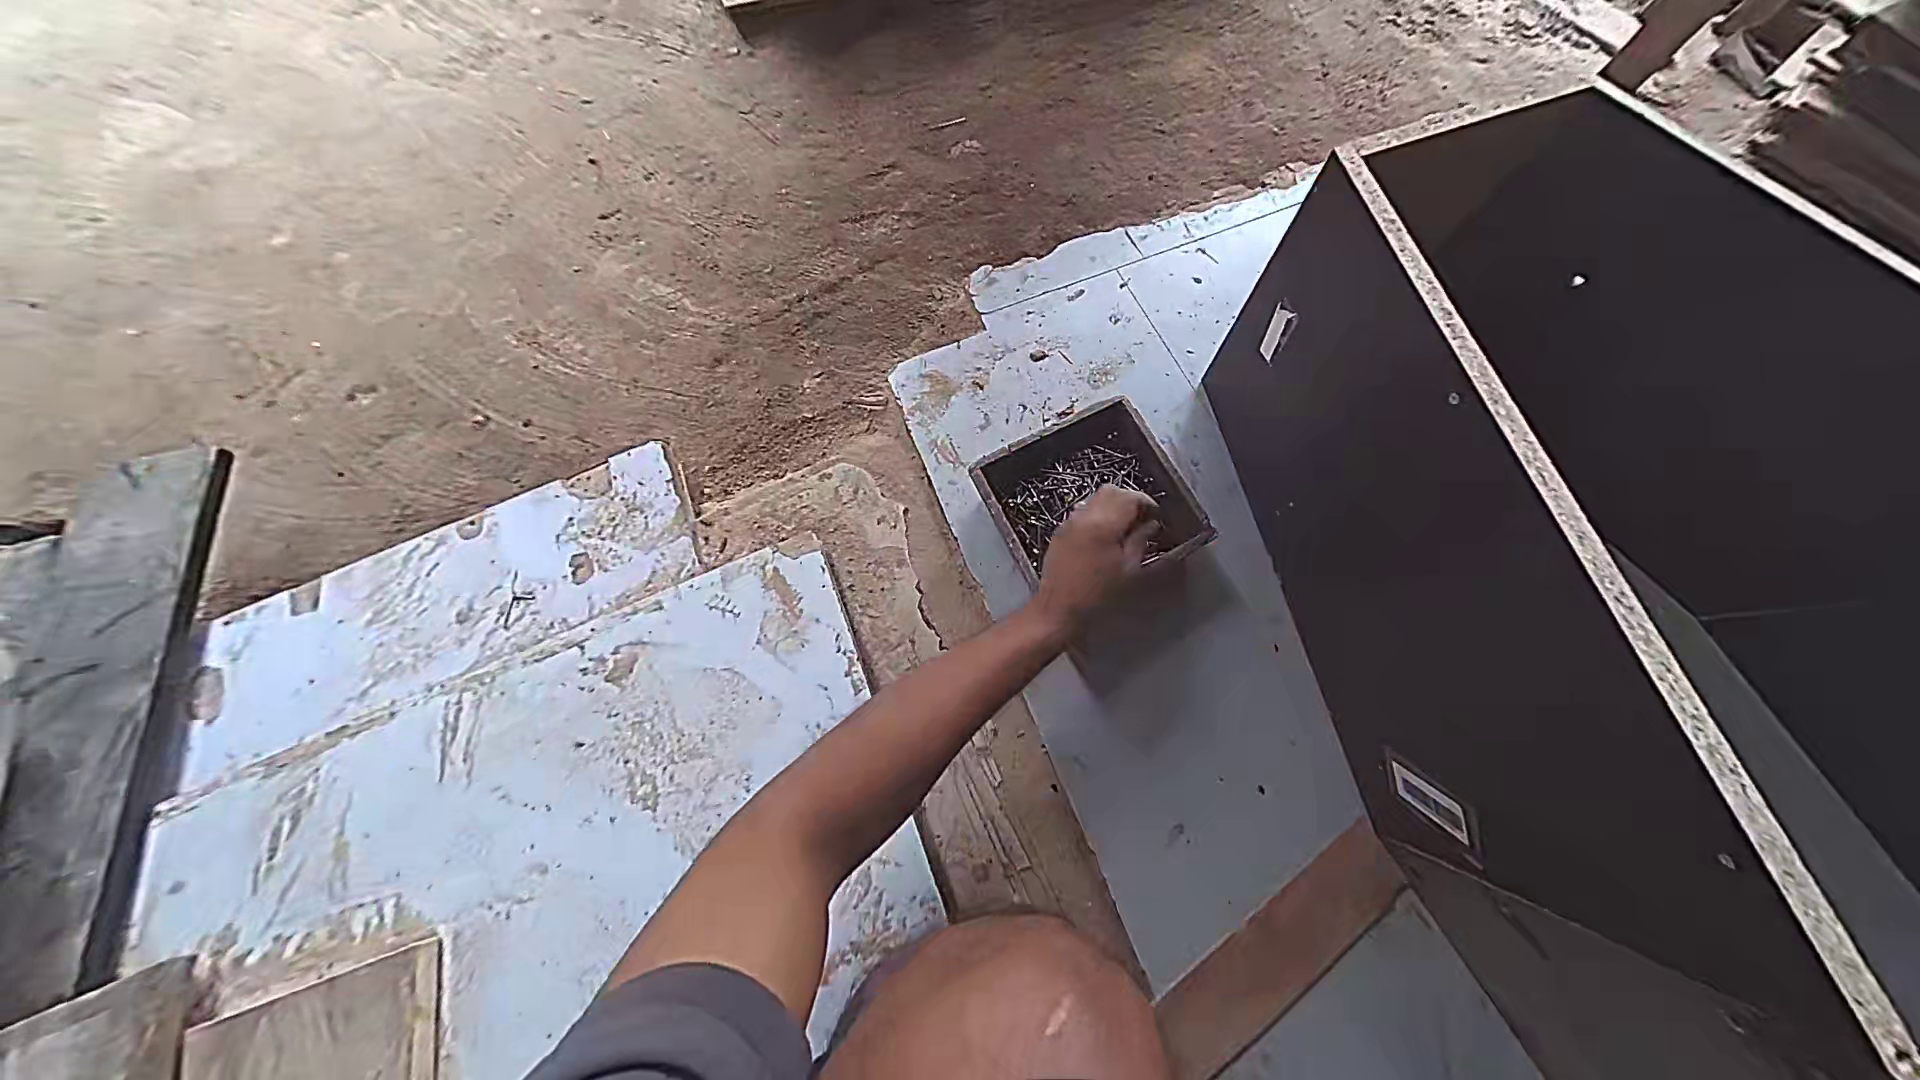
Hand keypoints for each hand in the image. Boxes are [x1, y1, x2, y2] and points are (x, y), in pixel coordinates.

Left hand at [1030, 485, 1159, 634]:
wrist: (1058, 610)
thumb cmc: (1097, 596)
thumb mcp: (1128, 570)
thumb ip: (1140, 541)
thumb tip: (1151, 524)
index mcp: (1103, 525)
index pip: (1130, 497)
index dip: (1148, 503)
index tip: (1157, 517)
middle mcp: (1083, 517)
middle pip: (1110, 491)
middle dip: (1129, 500)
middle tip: (1143, 520)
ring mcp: (1068, 523)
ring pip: (1094, 499)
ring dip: (1112, 507)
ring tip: (1124, 530)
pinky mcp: (1060, 533)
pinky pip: (1082, 513)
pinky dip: (1096, 516)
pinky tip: (1104, 538)